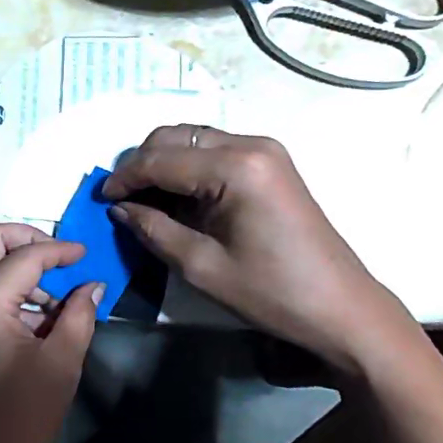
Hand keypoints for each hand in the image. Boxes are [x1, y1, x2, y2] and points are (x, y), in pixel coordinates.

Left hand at [0, 224, 99, 442]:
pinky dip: (3, 282)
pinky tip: (35, 310)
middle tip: (61, 256)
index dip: (60, 250)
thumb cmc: (20, 419)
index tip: (85, 254)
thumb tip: (93, 283)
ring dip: (15, 263)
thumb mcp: (61, 363)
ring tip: (53, 295)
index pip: (26, 256)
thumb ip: (78, 313)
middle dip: (27, 238)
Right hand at [103, 126, 423, 374]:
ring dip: (166, 162)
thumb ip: (154, 229)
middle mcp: (251, 144)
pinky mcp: (272, 162)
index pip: (162, 158)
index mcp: (236, 167)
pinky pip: (217, 151)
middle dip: (143, 163)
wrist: (341, 306)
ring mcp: (265, 150)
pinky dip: (190, 167)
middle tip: (122, 200)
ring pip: (195, 139)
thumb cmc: (272, 292)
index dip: (126, 177)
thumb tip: (121, 208)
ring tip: (146, 200)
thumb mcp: (202, 266)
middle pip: (177, 136)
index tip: (101, 199)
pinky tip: (179, 197)